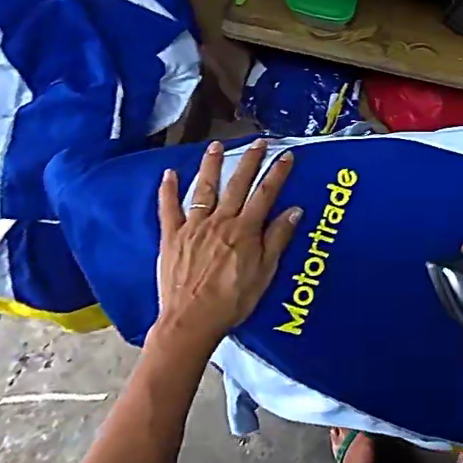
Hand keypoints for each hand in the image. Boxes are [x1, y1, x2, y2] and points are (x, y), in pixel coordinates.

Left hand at [152, 139, 301, 366]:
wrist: (192, 320)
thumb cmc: (234, 299)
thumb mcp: (265, 271)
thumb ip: (277, 238)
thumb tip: (294, 211)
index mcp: (245, 230)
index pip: (266, 194)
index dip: (277, 173)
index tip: (287, 155)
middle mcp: (219, 222)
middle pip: (237, 185)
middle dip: (249, 161)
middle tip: (258, 142)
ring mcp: (192, 227)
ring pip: (204, 189)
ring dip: (211, 166)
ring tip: (216, 146)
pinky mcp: (171, 237)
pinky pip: (168, 209)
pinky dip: (168, 190)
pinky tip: (170, 174)